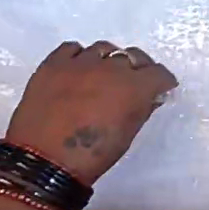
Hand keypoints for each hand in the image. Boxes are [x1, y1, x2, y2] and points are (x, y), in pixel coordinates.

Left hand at [3, 41, 178, 183]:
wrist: (45, 160)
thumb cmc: (93, 155)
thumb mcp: (127, 136)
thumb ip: (141, 110)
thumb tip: (149, 97)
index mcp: (134, 88)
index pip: (158, 73)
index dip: (162, 81)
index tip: (161, 88)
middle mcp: (110, 68)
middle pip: (132, 56)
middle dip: (138, 68)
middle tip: (133, 82)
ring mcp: (80, 63)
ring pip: (102, 49)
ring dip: (108, 60)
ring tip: (103, 75)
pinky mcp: (53, 63)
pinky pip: (71, 49)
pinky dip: (79, 57)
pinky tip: (77, 69)